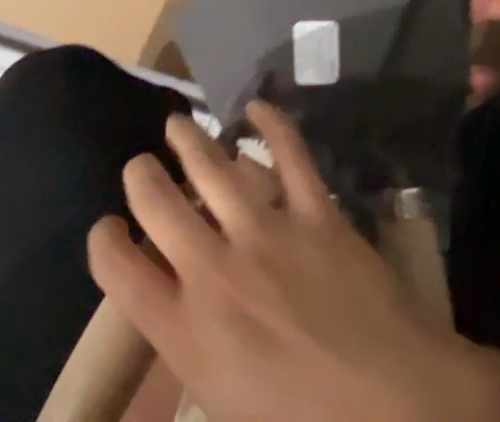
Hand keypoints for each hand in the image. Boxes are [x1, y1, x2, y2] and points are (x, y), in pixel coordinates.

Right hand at [88, 104, 480, 421]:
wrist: (395, 403)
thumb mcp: (223, 403)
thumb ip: (187, 349)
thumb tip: (172, 311)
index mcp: (184, 328)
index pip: (116, 265)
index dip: (104, 238)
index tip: (111, 229)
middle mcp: (213, 270)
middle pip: (154, 199)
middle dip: (140, 175)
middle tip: (143, 168)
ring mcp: (266, 233)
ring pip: (211, 164)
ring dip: (188, 138)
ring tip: (177, 125)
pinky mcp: (315, 213)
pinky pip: (289, 154)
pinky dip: (271, 123)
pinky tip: (255, 106)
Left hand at [183, 0, 499, 102]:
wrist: (277, 125)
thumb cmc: (260, 57)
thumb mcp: (242, 26)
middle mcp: (371, 2)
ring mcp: (392, 38)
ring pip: (441, 14)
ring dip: (473, 6)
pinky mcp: (403, 78)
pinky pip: (439, 72)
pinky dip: (462, 74)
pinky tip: (484, 79)